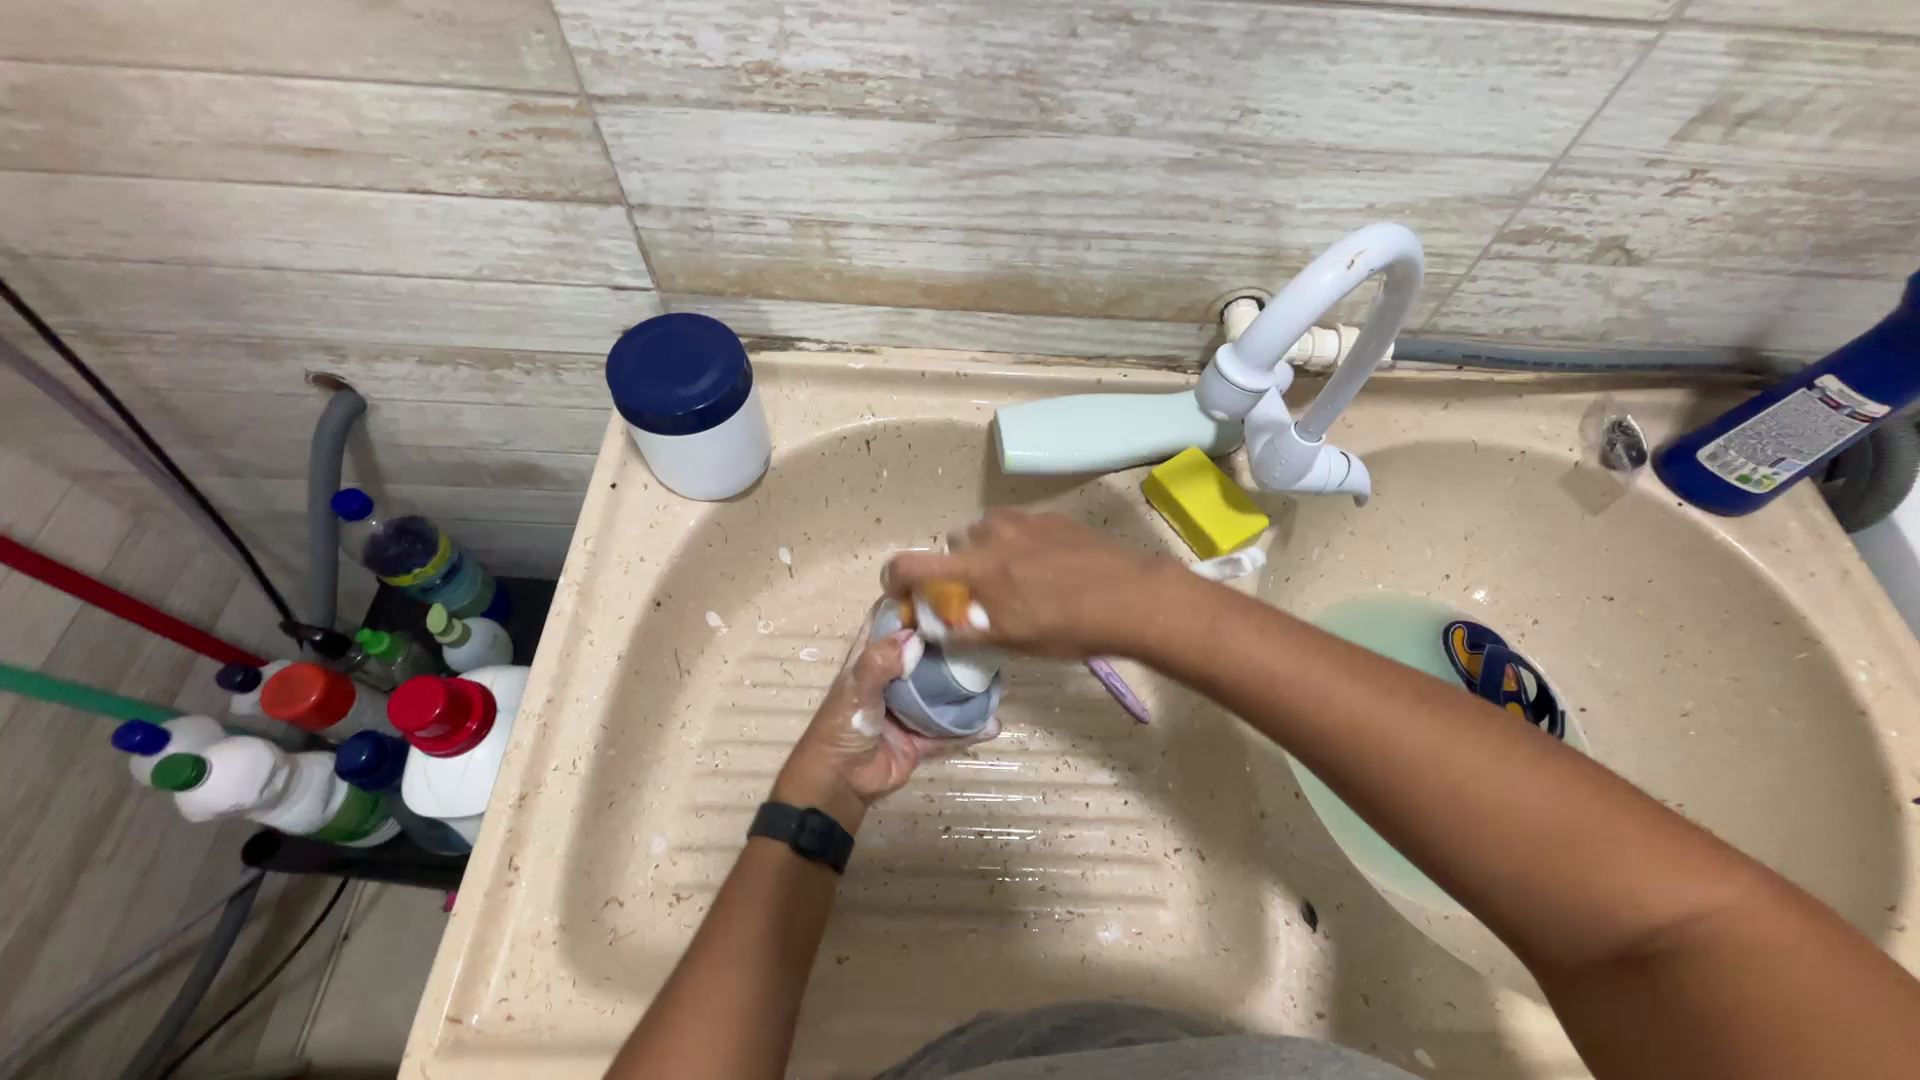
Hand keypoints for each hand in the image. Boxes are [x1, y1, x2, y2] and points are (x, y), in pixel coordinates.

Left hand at [773, 604, 1000, 832]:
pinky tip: (994, 722)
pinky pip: (950, 731)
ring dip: (965, 683)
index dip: (911, 603)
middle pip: (924, 651)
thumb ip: (879, 663)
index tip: (943, 588)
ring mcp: (910, 708)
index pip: (890, 621)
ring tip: (996, 671)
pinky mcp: (921, 737)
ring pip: (942, 689)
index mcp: (871, 659)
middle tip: (984, 627)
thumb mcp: (855, 690)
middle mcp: (893, 677)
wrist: (841, 784)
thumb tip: (914, 637)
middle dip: (949, 640)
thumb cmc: (841, 729)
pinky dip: (971, 728)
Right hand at [883, 509, 1187, 659]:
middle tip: (979, 596)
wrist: (1132, 596)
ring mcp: (1024, 520)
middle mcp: (991, 533)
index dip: (895, 578)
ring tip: (1015, 581)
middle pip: (954, 546)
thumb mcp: (1014, 640)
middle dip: (957, 569)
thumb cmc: (1069, 625)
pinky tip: (1046, 569)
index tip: (902, 592)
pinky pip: (1018, 527)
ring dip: (988, 553)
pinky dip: (1018, 546)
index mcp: (976, 566)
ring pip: (987, 532)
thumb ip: (969, 630)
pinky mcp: (1051, 518)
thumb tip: (940, 628)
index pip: (911, 563)